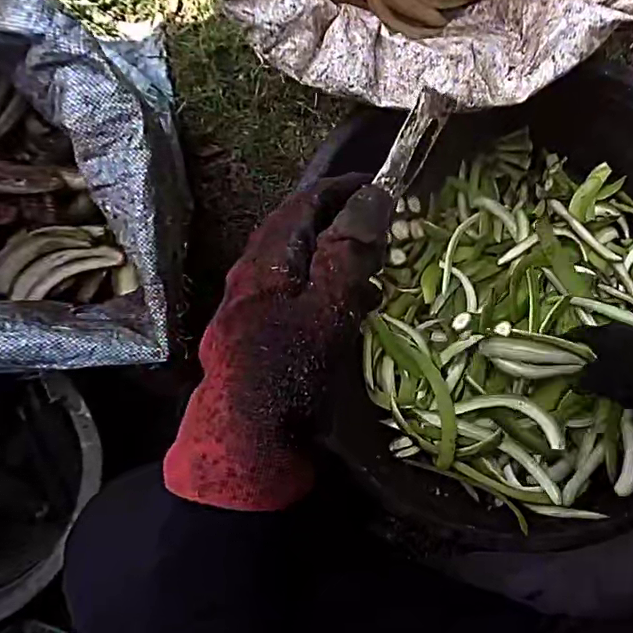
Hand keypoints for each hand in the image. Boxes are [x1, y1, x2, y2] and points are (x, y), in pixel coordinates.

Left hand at [164, 174, 392, 509]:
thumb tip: (374, 196)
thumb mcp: (326, 309)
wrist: (245, 450)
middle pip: (301, 229)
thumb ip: (349, 252)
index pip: (305, 202)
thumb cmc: (287, 374)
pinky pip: (303, 293)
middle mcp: (255, 277)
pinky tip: (357, 306)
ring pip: (303, 262)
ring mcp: (256, 307)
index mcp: (266, 261)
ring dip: (341, 251)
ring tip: (380, 258)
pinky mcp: (265, 334)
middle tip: (387, 220)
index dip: (344, 186)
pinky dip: (334, 285)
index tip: (384, 183)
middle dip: (344, 217)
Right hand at [572, 323, 632, 415]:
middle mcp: (623, 328)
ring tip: (604, 364)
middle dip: (592, 344)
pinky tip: (626, 369)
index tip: (562, 342)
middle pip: (601, 334)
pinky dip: (626, 356)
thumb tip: (575, 377)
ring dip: (611, 350)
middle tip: (583, 356)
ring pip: (619, 340)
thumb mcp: (604, 382)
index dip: (570, 338)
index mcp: (605, 333)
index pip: (581, 332)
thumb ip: (587, 377)